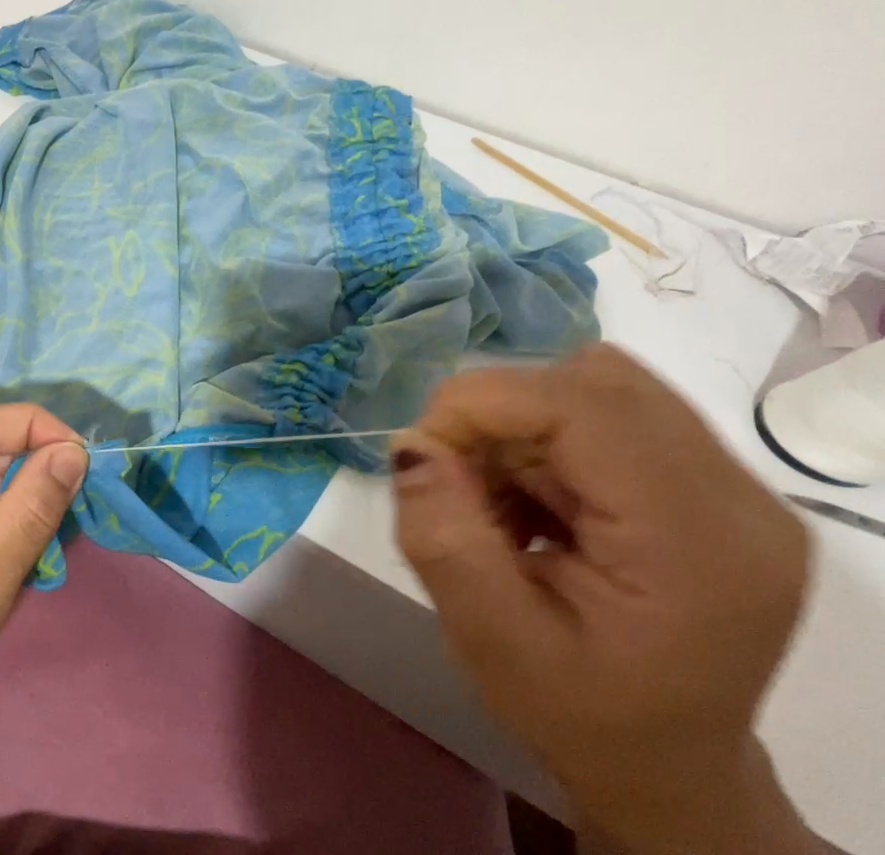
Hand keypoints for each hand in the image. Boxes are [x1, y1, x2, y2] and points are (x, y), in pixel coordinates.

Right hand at [390, 344, 815, 852]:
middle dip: (498, 413)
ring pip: (601, 389)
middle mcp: (738, 498)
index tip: (420, 455)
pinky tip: (532, 505)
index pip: (586, 406)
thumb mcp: (489, 638)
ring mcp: (735, 490)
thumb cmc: (573, 713)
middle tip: (456, 482)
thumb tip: (412, 445)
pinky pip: (612, 416)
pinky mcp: (712, 488)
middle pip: (597, 383)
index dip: (483, 404)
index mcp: (695, 543)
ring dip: (520, 427)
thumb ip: (445, 538)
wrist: (662, 766)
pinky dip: (546, 442)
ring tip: (497, 500)